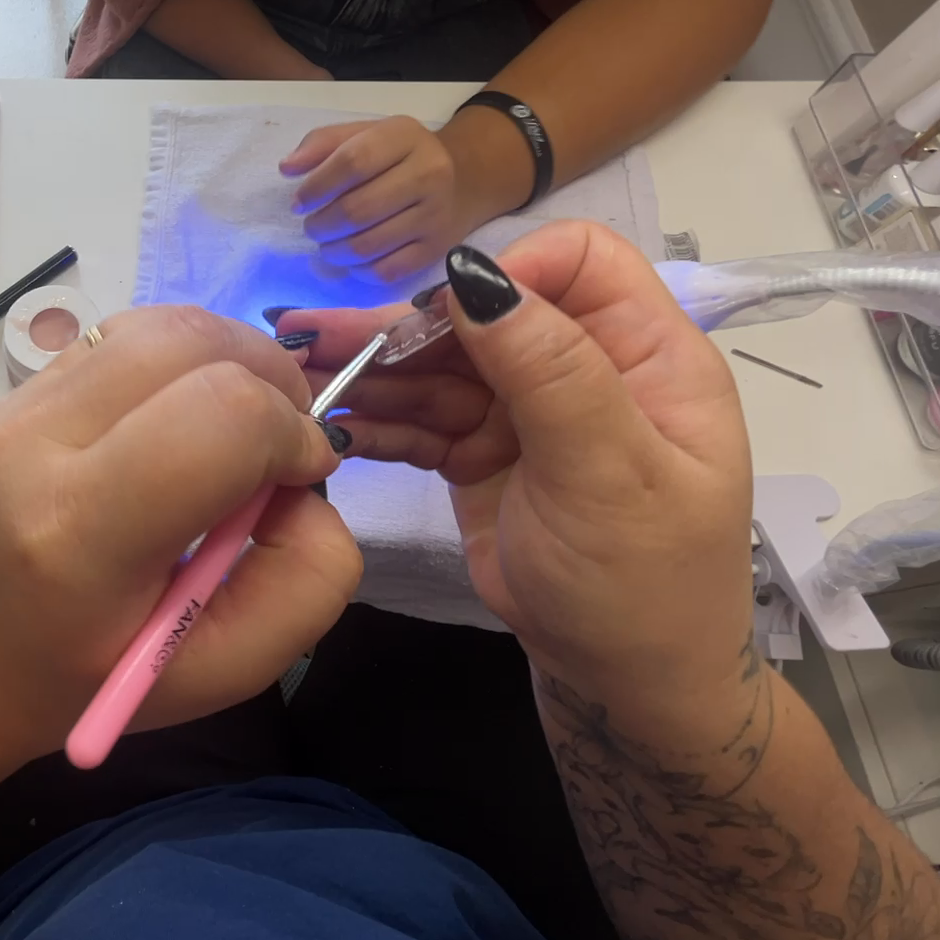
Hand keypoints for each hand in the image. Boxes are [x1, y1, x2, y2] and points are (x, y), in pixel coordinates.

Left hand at [0, 306, 360, 760]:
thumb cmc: (99, 678)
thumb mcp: (229, 668)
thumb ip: (306, 580)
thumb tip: (306, 477)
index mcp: (77, 536)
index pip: (217, 420)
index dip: (290, 432)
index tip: (305, 472)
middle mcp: (31, 449)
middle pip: (188, 344)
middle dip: (269, 377)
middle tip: (282, 438)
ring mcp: (15, 409)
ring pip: (158, 326)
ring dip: (228, 359)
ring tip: (238, 423)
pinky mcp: (16, 392)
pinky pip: (124, 337)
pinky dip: (182, 360)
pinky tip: (182, 414)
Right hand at [277, 223, 754, 712]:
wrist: (619, 673)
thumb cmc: (640, 577)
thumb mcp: (607, 472)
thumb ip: (549, 370)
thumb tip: (476, 276)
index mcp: (639, 355)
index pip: (574, 265)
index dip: (507, 273)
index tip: (438, 313)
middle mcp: (573, 370)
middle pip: (475, 322)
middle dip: (397, 331)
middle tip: (312, 337)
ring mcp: (515, 414)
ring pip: (433, 374)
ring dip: (368, 377)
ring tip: (298, 378)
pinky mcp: (471, 453)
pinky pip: (416, 424)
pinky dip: (374, 425)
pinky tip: (330, 426)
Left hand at [281, 116, 474, 282]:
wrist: (463, 179)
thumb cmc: (397, 157)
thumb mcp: (365, 135)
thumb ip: (323, 144)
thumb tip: (287, 167)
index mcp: (404, 137)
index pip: (352, 162)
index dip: (317, 187)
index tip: (299, 203)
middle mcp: (428, 174)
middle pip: (357, 210)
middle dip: (321, 226)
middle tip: (313, 227)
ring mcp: (435, 215)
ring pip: (368, 246)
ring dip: (334, 251)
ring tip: (328, 244)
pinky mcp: (435, 248)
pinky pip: (386, 271)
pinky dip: (359, 270)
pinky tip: (352, 259)